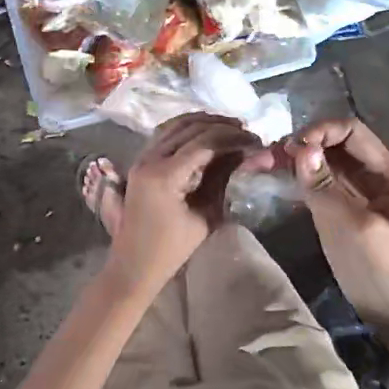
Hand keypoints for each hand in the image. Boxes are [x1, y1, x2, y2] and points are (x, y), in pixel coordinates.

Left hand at [108, 114, 262, 289]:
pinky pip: (164, 134)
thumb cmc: (172, 249)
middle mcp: (149, 159)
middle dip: (221, 126)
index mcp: (164, 176)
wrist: (133, 265)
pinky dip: (187, 129)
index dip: (233, 137)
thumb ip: (224, 179)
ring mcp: (141, 158)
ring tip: (230, 128)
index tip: (255, 140)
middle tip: (247, 131)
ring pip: (174, 125)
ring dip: (203, 122)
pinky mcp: (140, 162)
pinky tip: (205, 134)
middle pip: (189, 127)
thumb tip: (247, 154)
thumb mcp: (205, 216)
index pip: (204, 142)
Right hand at [284, 119, 388, 362]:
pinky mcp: (345, 219)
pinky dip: (299, 183)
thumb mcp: (357, 230)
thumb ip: (326, 188)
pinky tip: (276, 185)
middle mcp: (373, 179)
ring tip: (259, 166)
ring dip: (295, 163)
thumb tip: (300, 149)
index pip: (351, 131)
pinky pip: (320, 190)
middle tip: (262, 158)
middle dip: (300, 145)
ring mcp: (358, 200)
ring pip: (324, 168)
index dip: (319, 131)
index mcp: (388, 174)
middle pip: (334, 147)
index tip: (289, 148)